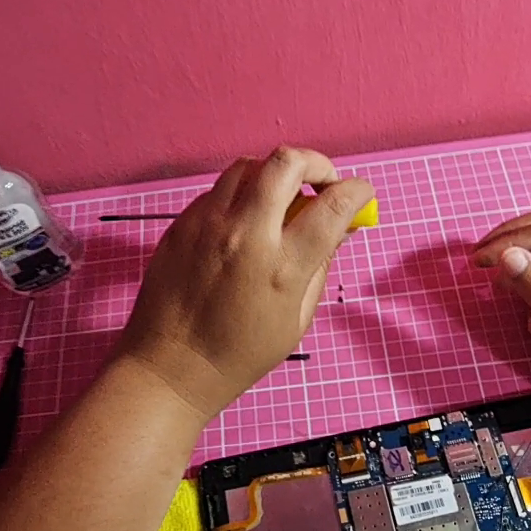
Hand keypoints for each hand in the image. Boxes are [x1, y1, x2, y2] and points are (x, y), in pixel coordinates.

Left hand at [118, 147, 374, 421]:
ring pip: (250, 165)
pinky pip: (219, 190)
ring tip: (281, 201)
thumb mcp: (296, 320)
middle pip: (287, 162)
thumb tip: (341, 225)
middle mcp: (245, 234)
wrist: (169, 368)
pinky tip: (243, 224)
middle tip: (322, 183)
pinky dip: (242, 196)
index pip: (331, 207)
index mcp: (281, 267)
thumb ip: (320, 265)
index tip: (361, 192)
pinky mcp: (182, 223)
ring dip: (275, 175)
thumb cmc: (240, 354)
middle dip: (316, 163)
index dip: (356, 191)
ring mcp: (208, 223)